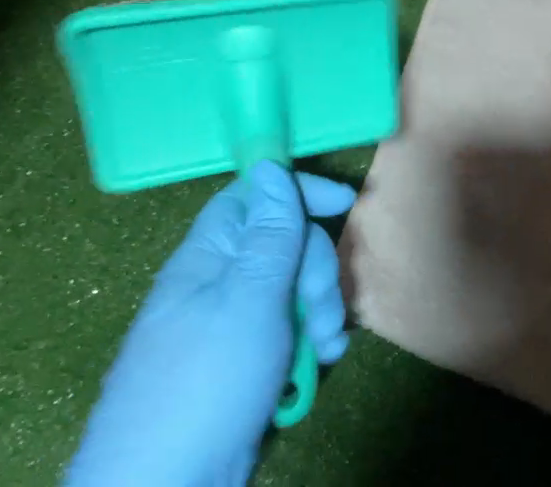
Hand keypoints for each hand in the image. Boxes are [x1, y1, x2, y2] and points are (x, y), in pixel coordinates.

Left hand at [66, 163, 358, 486]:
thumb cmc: (205, 385)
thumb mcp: (248, 301)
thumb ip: (268, 236)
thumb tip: (268, 165)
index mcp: (206, 261)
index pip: (252, 199)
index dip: (296, 192)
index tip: (345, 204)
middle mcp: (217, 286)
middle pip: (283, 245)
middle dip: (316, 269)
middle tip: (319, 309)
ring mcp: (231, 327)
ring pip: (293, 289)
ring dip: (319, 308)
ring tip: (323, 344)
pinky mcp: (245, 364)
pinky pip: (289, 331)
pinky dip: (311, 340)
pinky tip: (321, 361)